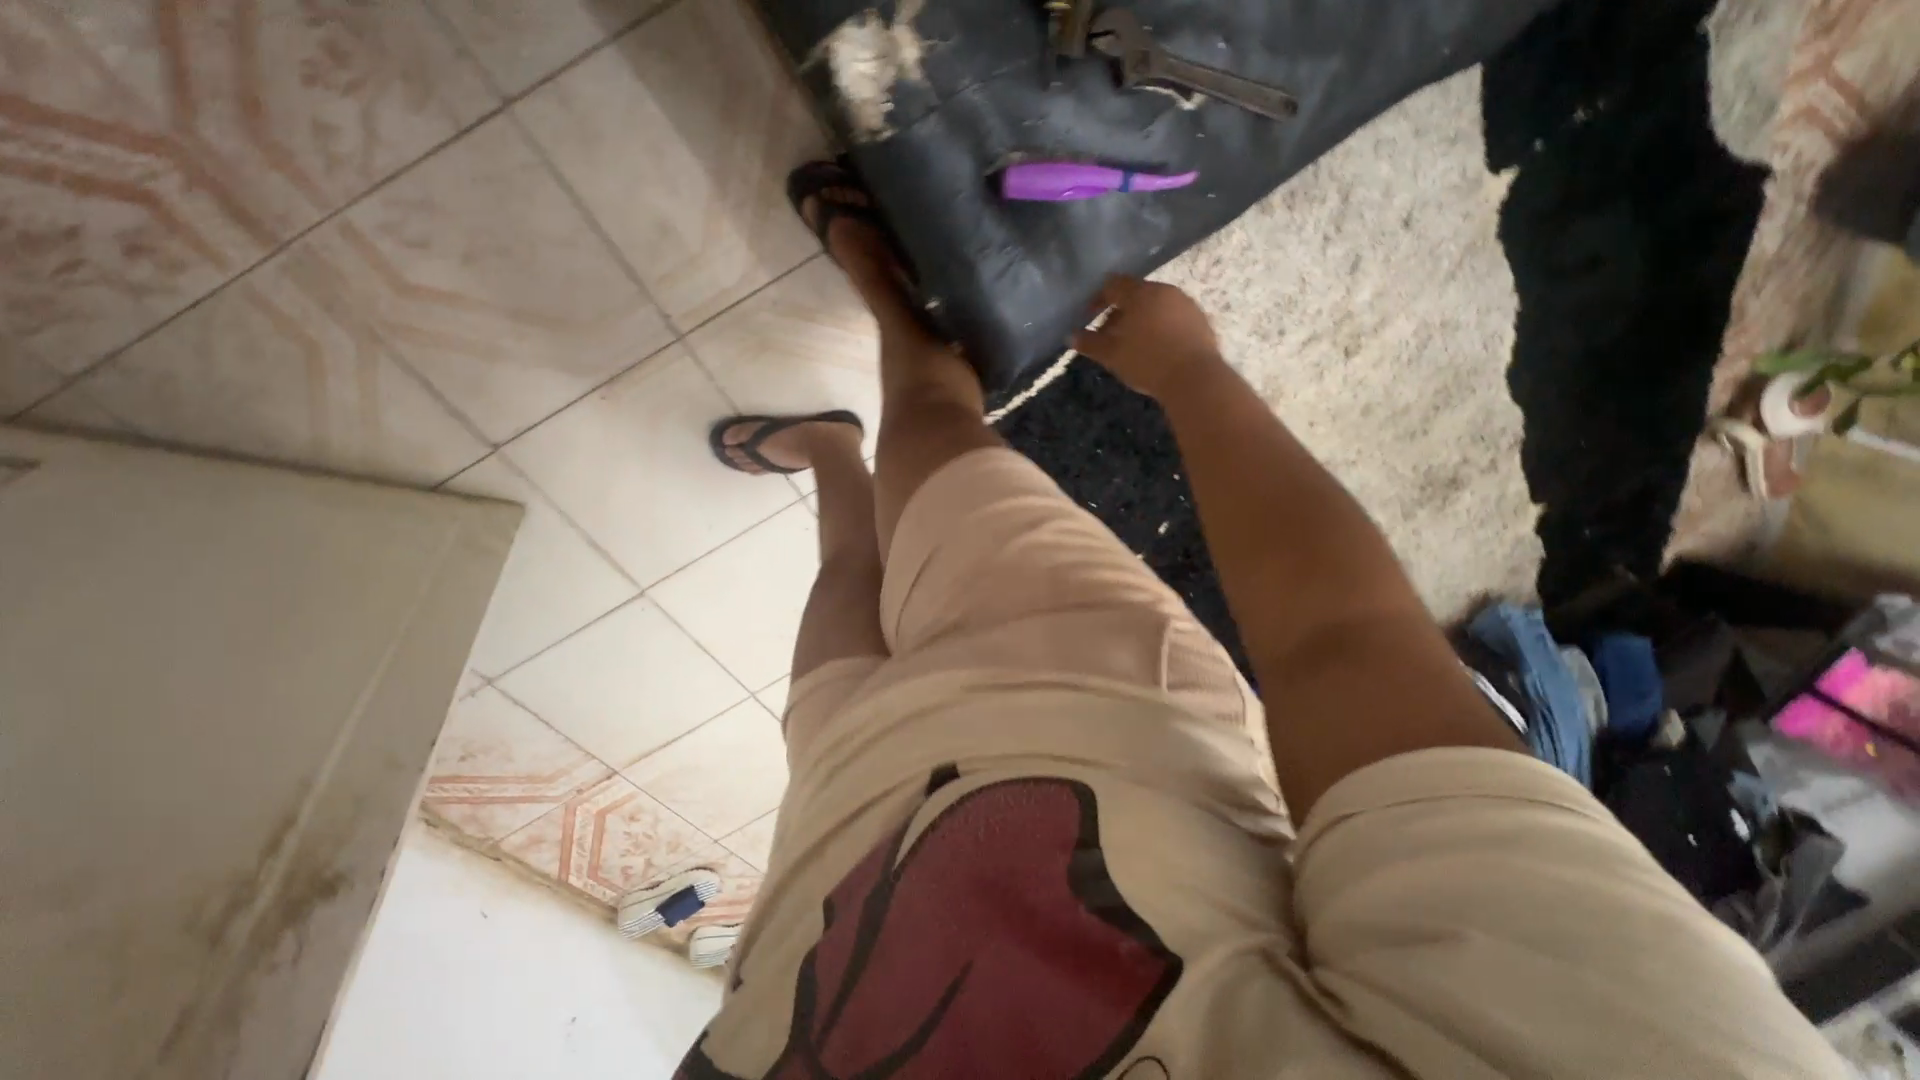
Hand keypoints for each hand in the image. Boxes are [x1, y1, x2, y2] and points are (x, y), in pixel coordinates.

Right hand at [1071, 276, 1222, 399]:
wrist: (1194, 378)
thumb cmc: (1147, 362)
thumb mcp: (1112, 355)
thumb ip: (1090, 343)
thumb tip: (1070, 336)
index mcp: (1141, 293)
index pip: (1113, 284)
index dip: (1097, 298)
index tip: (1088, 316)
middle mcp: (1165, 291)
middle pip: (1136, 295)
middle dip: (1119, 312)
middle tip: (1109, 335)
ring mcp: (1186, 304)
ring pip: (1156, 306)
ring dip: (1141, 320)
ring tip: (1133, 345)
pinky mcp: (1201, 321)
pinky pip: (1173, 318)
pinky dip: (1161, 327)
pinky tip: (1157, 349)